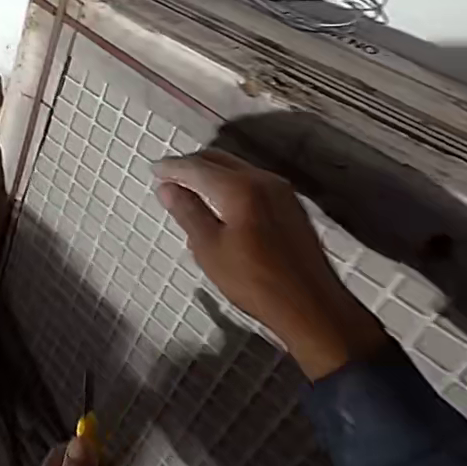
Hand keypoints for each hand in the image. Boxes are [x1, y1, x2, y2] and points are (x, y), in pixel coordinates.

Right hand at [154, 150, 386, 379]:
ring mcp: (280, 189)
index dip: (173, 167)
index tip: (155, 170)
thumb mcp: (211, 251)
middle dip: (191, 164)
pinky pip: (252, 180)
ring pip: (237, 168)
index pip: (198, 167)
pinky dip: (230, 182)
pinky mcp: (289, 202)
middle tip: (169, 176)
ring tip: (191, 187)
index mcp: (240, 188)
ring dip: (211, 172)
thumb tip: (167, 187)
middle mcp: (262, 179)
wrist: (311, 305)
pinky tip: (221, 200)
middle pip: (219, 160)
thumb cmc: (257, 282)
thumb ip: (188, 213)